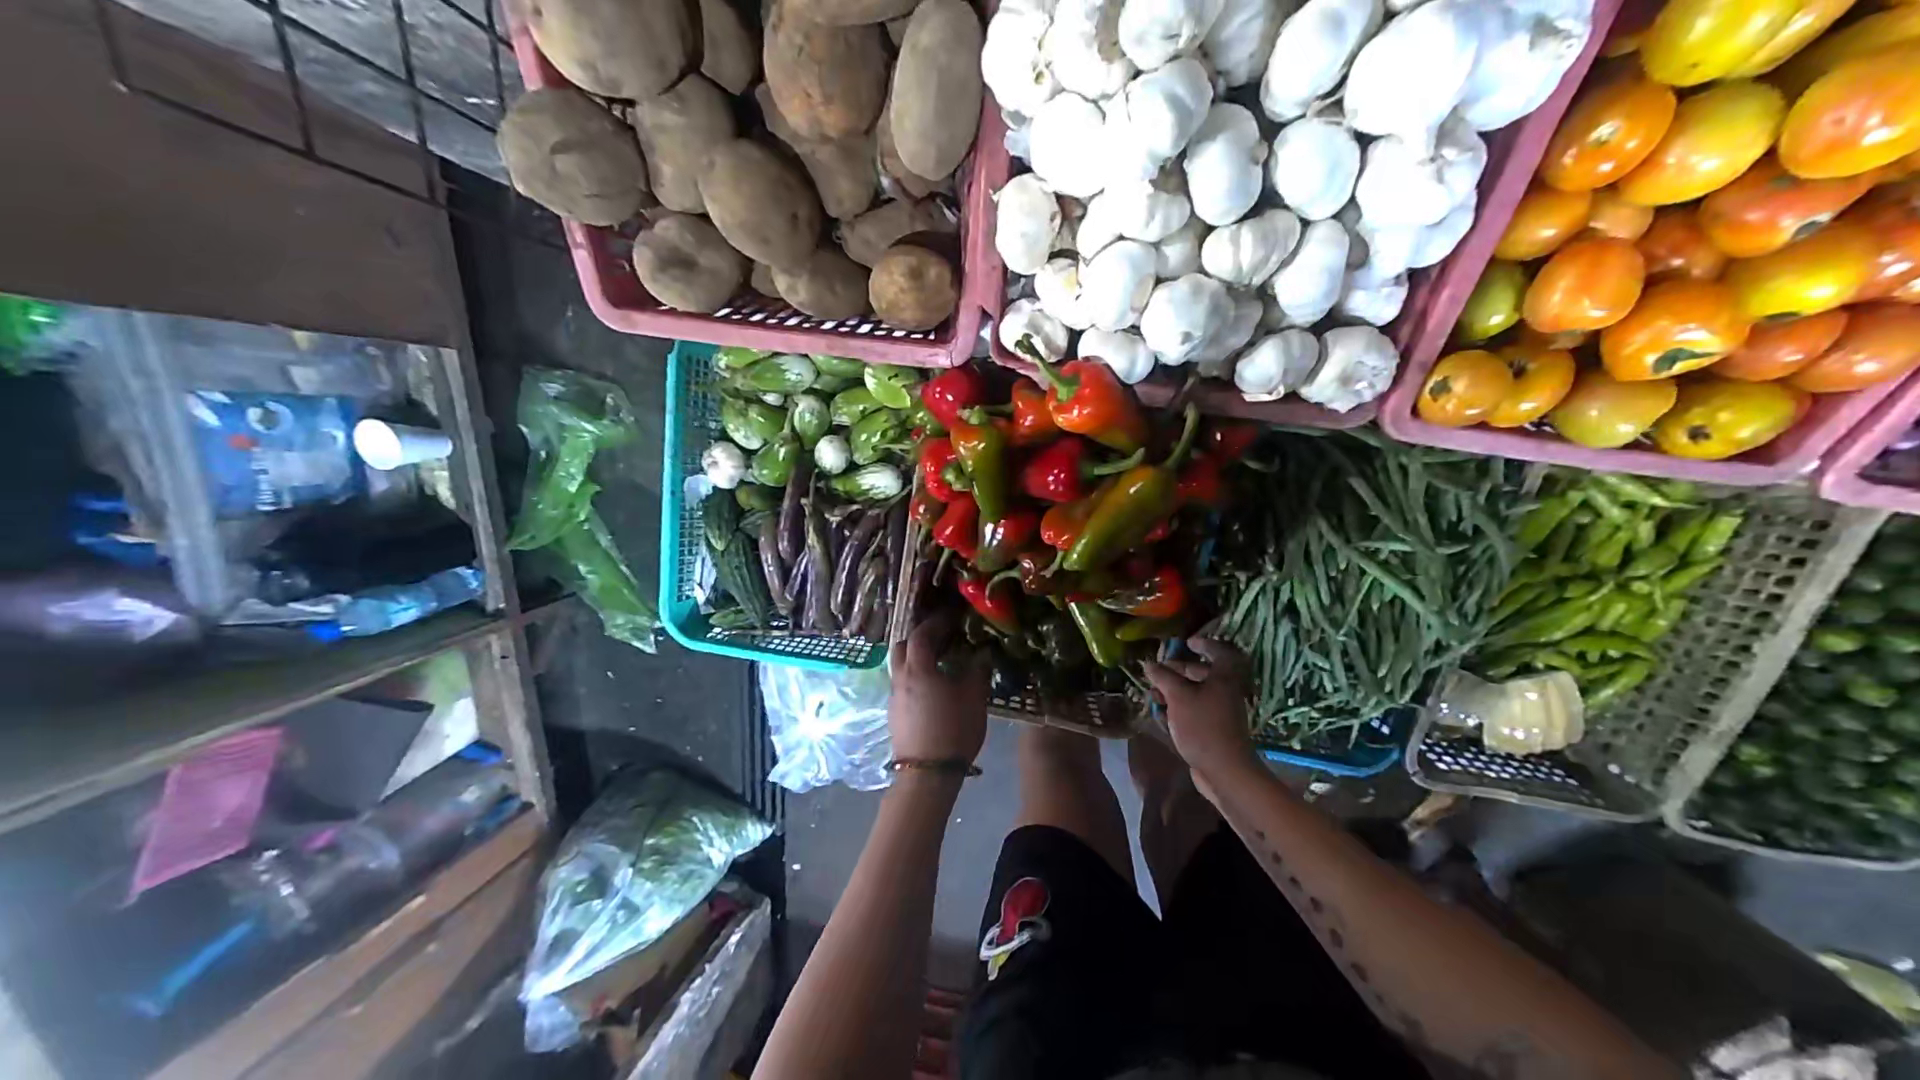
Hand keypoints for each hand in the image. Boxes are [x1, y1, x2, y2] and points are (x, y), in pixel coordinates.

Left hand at [888, 613, 989, 764]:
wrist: (928, 774)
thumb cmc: (954, 730)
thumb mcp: (974, 697)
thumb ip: (977, 670)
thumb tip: (981, 653)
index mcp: (918, 668)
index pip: (922, 634)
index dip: (937, 622)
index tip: (952, 617)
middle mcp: (900, 678)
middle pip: (903, 646)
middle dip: (921, 636)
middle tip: (942, 637)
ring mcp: (894, 696)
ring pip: (900, 665)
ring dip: (916, 657)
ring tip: (939, 661)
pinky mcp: (894, 713)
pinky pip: (902, 683)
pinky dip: (915, 675)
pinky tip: (933, 686)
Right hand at [1144, 637, 1258, 784]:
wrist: (1224, 769)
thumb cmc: (1202, 725)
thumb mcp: (1178, 697)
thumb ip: (1163, 677)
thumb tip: (1148, 663)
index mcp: (1224, 678)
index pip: (1219, 652)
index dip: (1204, 644)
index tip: (1186, 643)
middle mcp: (1226, 691)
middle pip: (1204, 673)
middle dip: (1179, 670)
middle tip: (1158, 671)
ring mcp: (1221, 712)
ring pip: (1197, 694)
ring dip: (1175, 691)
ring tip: (1154, 695)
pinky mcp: (1215, 729)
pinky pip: (1195, 711)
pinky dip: (1180, 708)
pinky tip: (1162, 714)